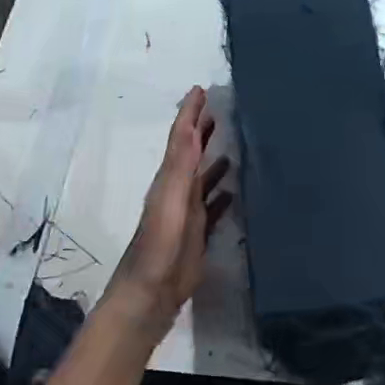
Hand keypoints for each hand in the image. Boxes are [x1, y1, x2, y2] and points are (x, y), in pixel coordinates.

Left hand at [111, 87, 232, 324]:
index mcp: (170, 180)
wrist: (150, 294)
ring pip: (202, 178)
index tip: (200, 89)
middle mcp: (178, 191)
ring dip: (212, 159)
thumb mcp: (169, 204)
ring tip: (232, 142)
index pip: (182, 138)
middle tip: (218, 108)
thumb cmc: (159, 248)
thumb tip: (193, 130)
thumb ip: (180, 169)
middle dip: (201, 129)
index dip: (189, 113)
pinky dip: (222, 194)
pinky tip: (235, 191)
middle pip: (190, 153)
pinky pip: (213, 207)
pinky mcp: (198, 234)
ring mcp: (188, 213)